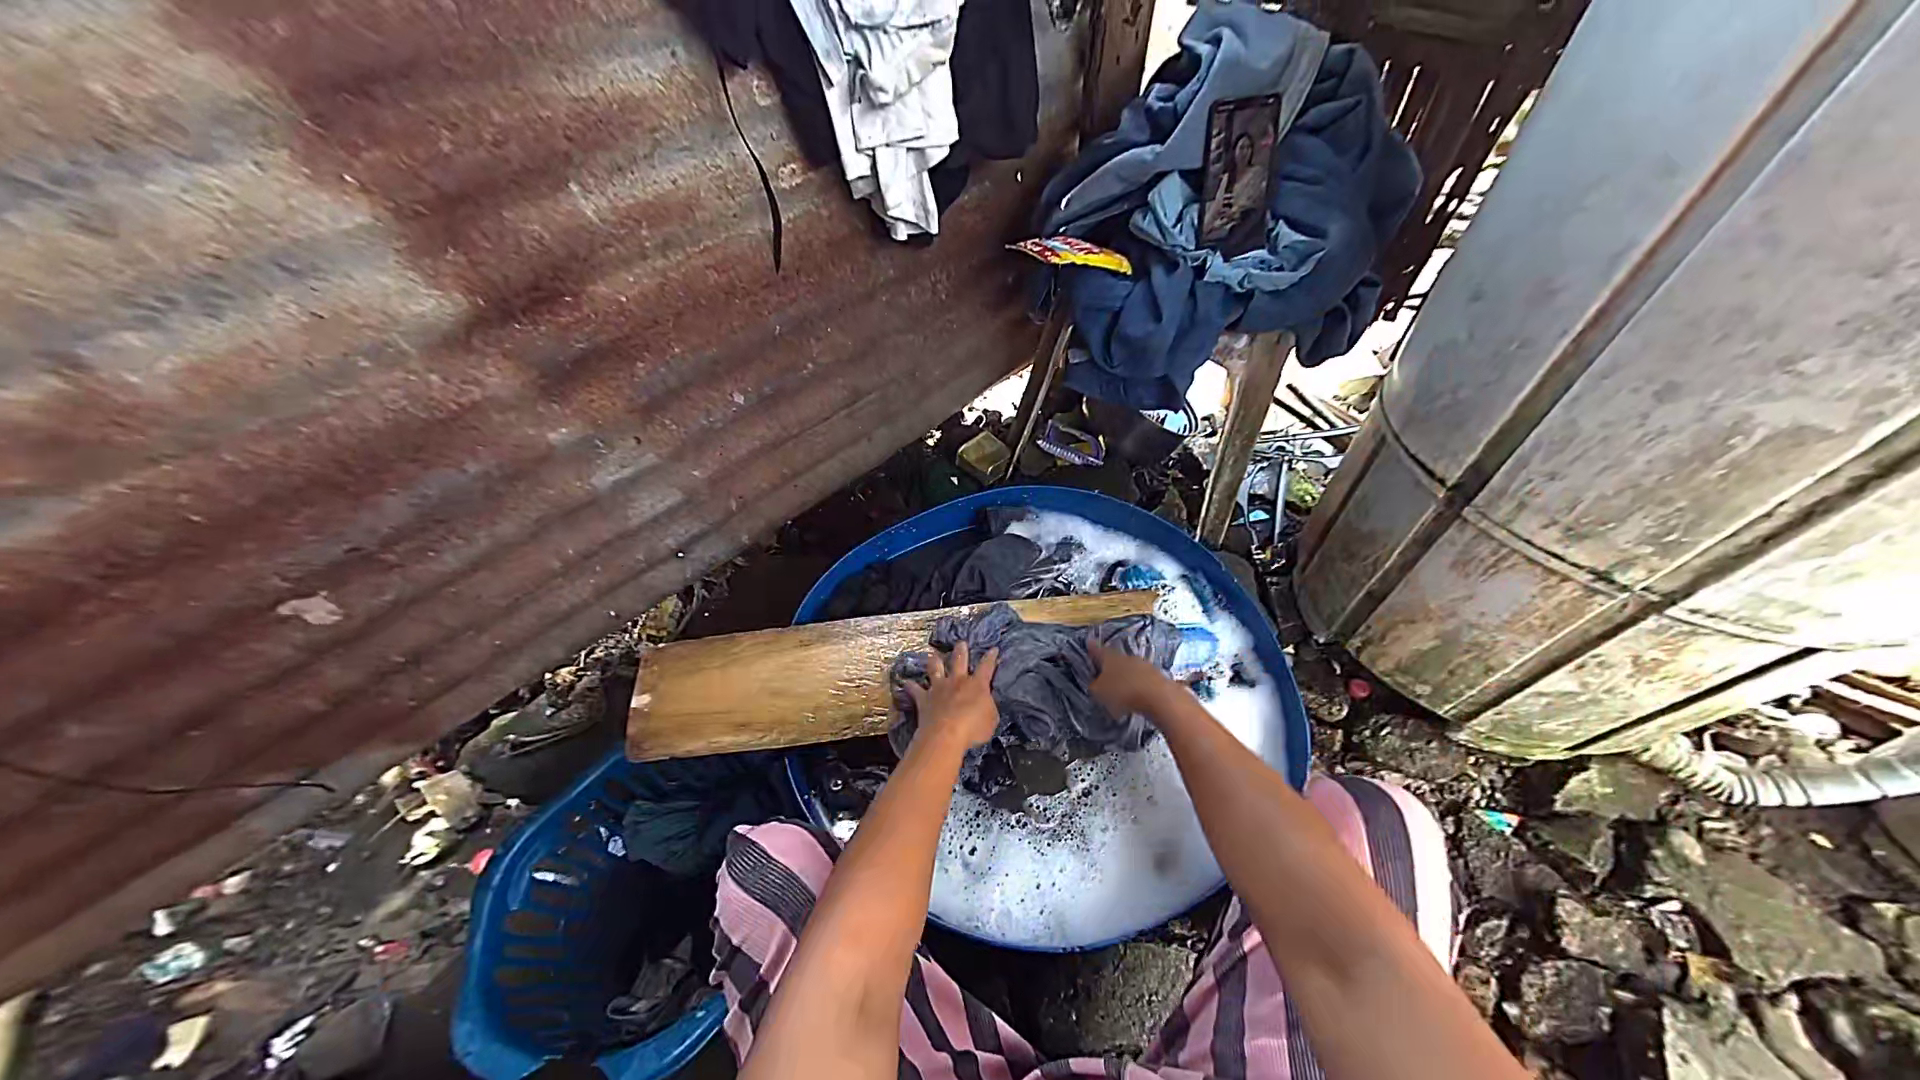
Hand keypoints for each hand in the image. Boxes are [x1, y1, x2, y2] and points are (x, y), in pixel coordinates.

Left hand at [903, 640, 1000, 750]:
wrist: (946, 735)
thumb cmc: (973, 729)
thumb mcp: (991, 719)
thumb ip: (988, 706)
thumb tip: (985, 701)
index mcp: (977, 685)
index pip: (986, 667)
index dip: (991, 657)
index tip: (993, 649)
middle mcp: (957, 681)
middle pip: (959, 660)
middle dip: (961, 651)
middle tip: (961, 643)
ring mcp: (939, 688)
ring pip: (935, 668)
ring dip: (934, 661)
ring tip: (933, 655)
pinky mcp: (924, 699)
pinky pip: (915, 690)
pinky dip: (910, 686)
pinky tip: (905, 682)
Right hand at [1089, 641, 1181, 718]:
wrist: (1159, 697)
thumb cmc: (1123, 692)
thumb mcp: (1099, 692)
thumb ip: (1095, 686)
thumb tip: (1095, 683)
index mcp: (1110, 657)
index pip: (1098, 650)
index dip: (1092, 648)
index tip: (1089, 643)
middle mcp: (1127, 657)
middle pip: (1115, 659)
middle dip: (1110, 666)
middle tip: (1104, 673)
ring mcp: (1144, 665)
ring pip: (1131, 669)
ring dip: (1126, 676)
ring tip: (1121, 689)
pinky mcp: (1158, 677)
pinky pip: (1143, 680)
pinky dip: (1138, 686)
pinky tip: (1136, 696)